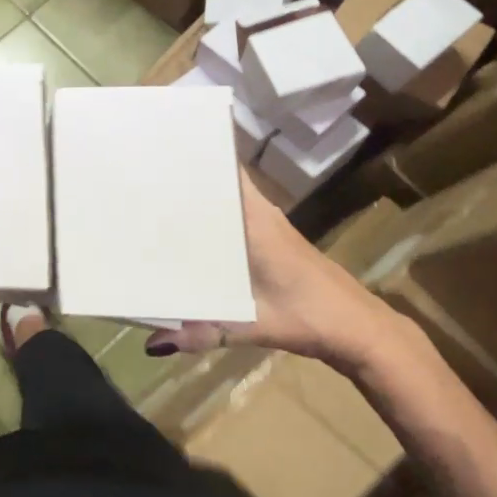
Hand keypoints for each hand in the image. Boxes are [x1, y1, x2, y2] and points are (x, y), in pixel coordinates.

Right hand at [145, 172, 404, 372]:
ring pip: (223, 194)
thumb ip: (203, 332)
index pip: (222, 170)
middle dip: (180, 175)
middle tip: (136, 175)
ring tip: (148, 193)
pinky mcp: (269, 235)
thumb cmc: (311, 317)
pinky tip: (182, 226)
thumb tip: (151, 344)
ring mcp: (266, 221)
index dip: (189, 156)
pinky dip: (208, 212)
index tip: (149, 152)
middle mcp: (260, 211)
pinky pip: (231, 211)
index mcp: (255, 220)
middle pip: (216, 178)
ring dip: (193, 193)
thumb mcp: (254, 326)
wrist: (361, 330)